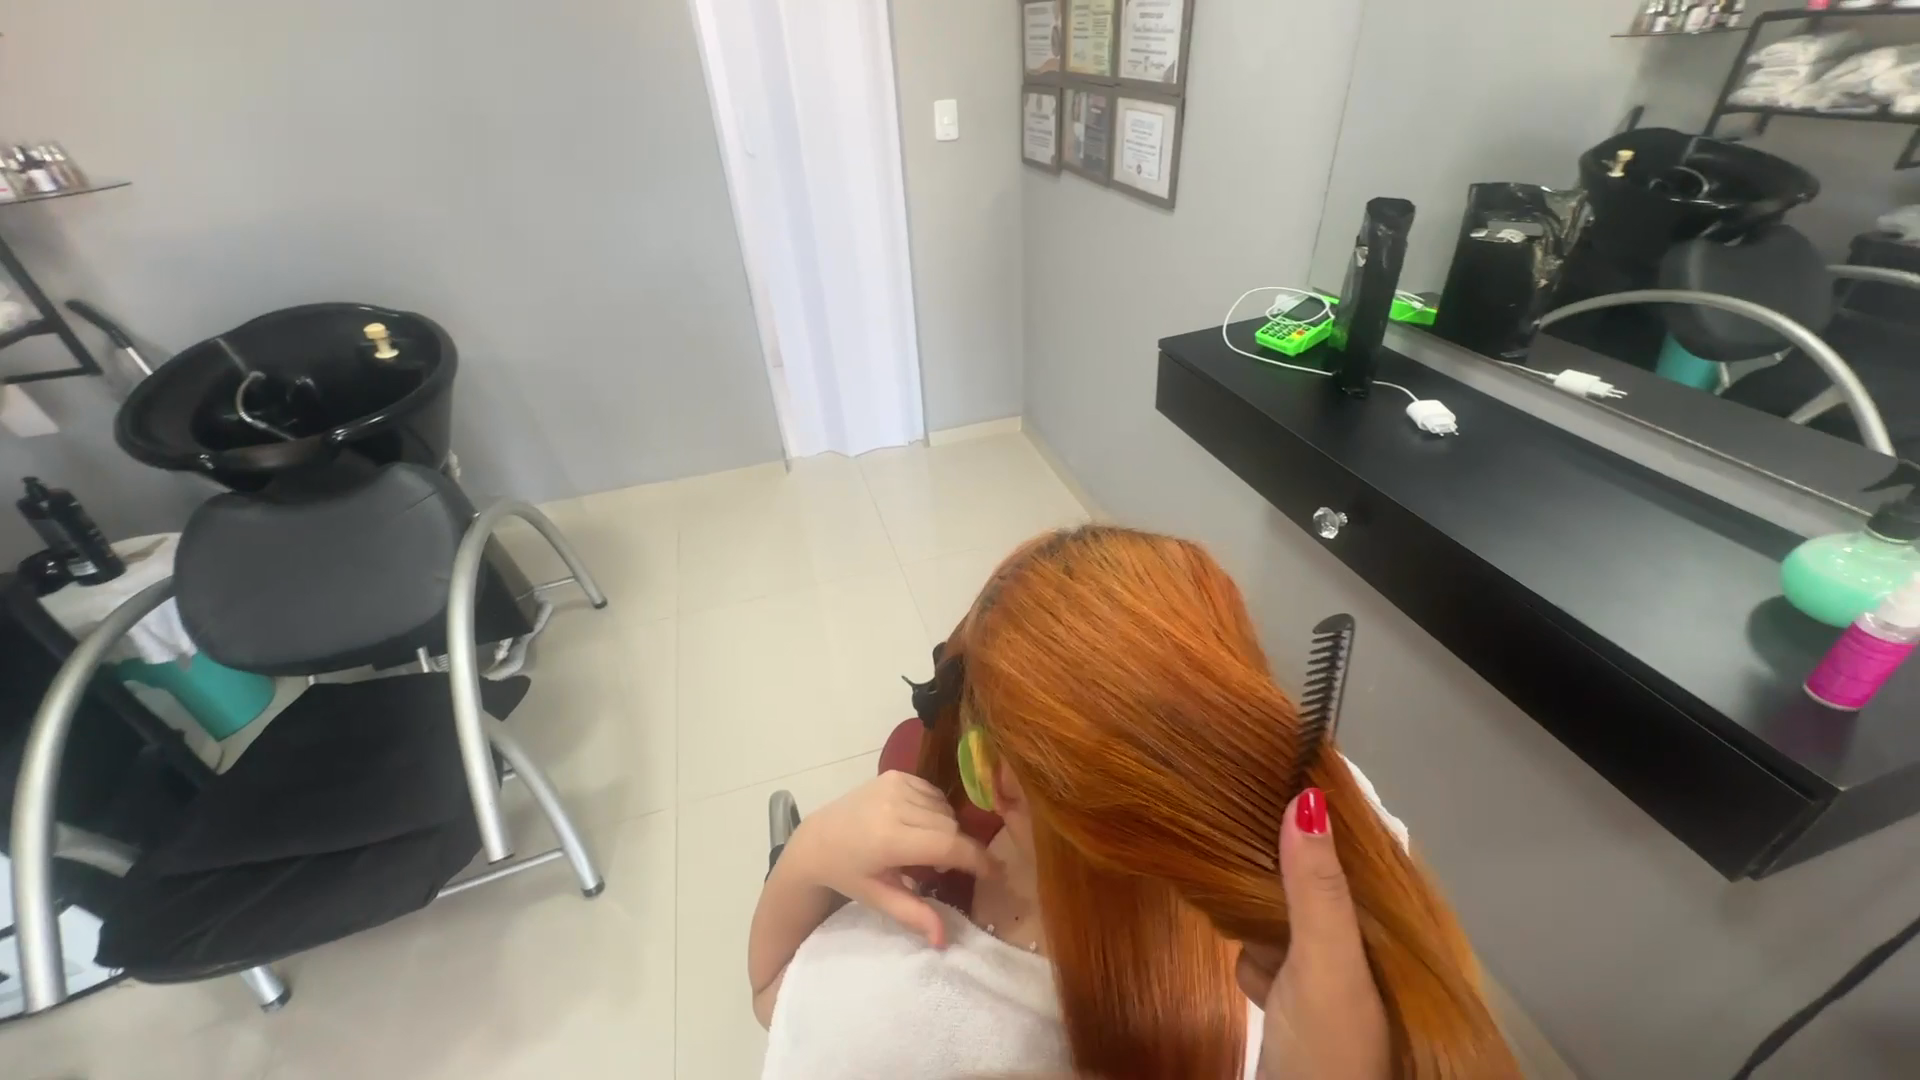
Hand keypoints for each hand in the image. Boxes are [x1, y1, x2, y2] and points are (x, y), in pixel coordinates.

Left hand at [788, 770, 996, 947]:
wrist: (819, 838)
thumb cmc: (849, 873)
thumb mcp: (878, 898)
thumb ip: (914, 914)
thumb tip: (944, 941)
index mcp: (889, 838)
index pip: (948, 845)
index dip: (976, 859)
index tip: (994, 873)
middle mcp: (894, 805)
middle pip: (950, 827)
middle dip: (958, 849)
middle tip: (942, 869)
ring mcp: (895, 784)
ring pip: (945, 809)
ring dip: (946, 830)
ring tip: (924, 849)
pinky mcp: (895, 774)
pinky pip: (933, 793)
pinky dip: (935, 811)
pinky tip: (918, 826)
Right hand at [1236, 788, 1391, 1079]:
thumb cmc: (1335, 1055)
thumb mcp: (1329, 968)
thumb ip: (1319, 888)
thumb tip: (1306, 795)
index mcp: (1398, 934)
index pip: (1371, 845)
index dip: (1336, 803)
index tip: (1288, 761)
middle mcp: (1370, 948)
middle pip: (1324, 874)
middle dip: (1284, 858)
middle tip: (1243, 826)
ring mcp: (1335, 975)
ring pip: (1292, 909)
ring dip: (1265, 912)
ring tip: (1250, 920)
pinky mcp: (1301, 997)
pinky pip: (1273, 948)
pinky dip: (1258, 955)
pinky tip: (1255, 980)